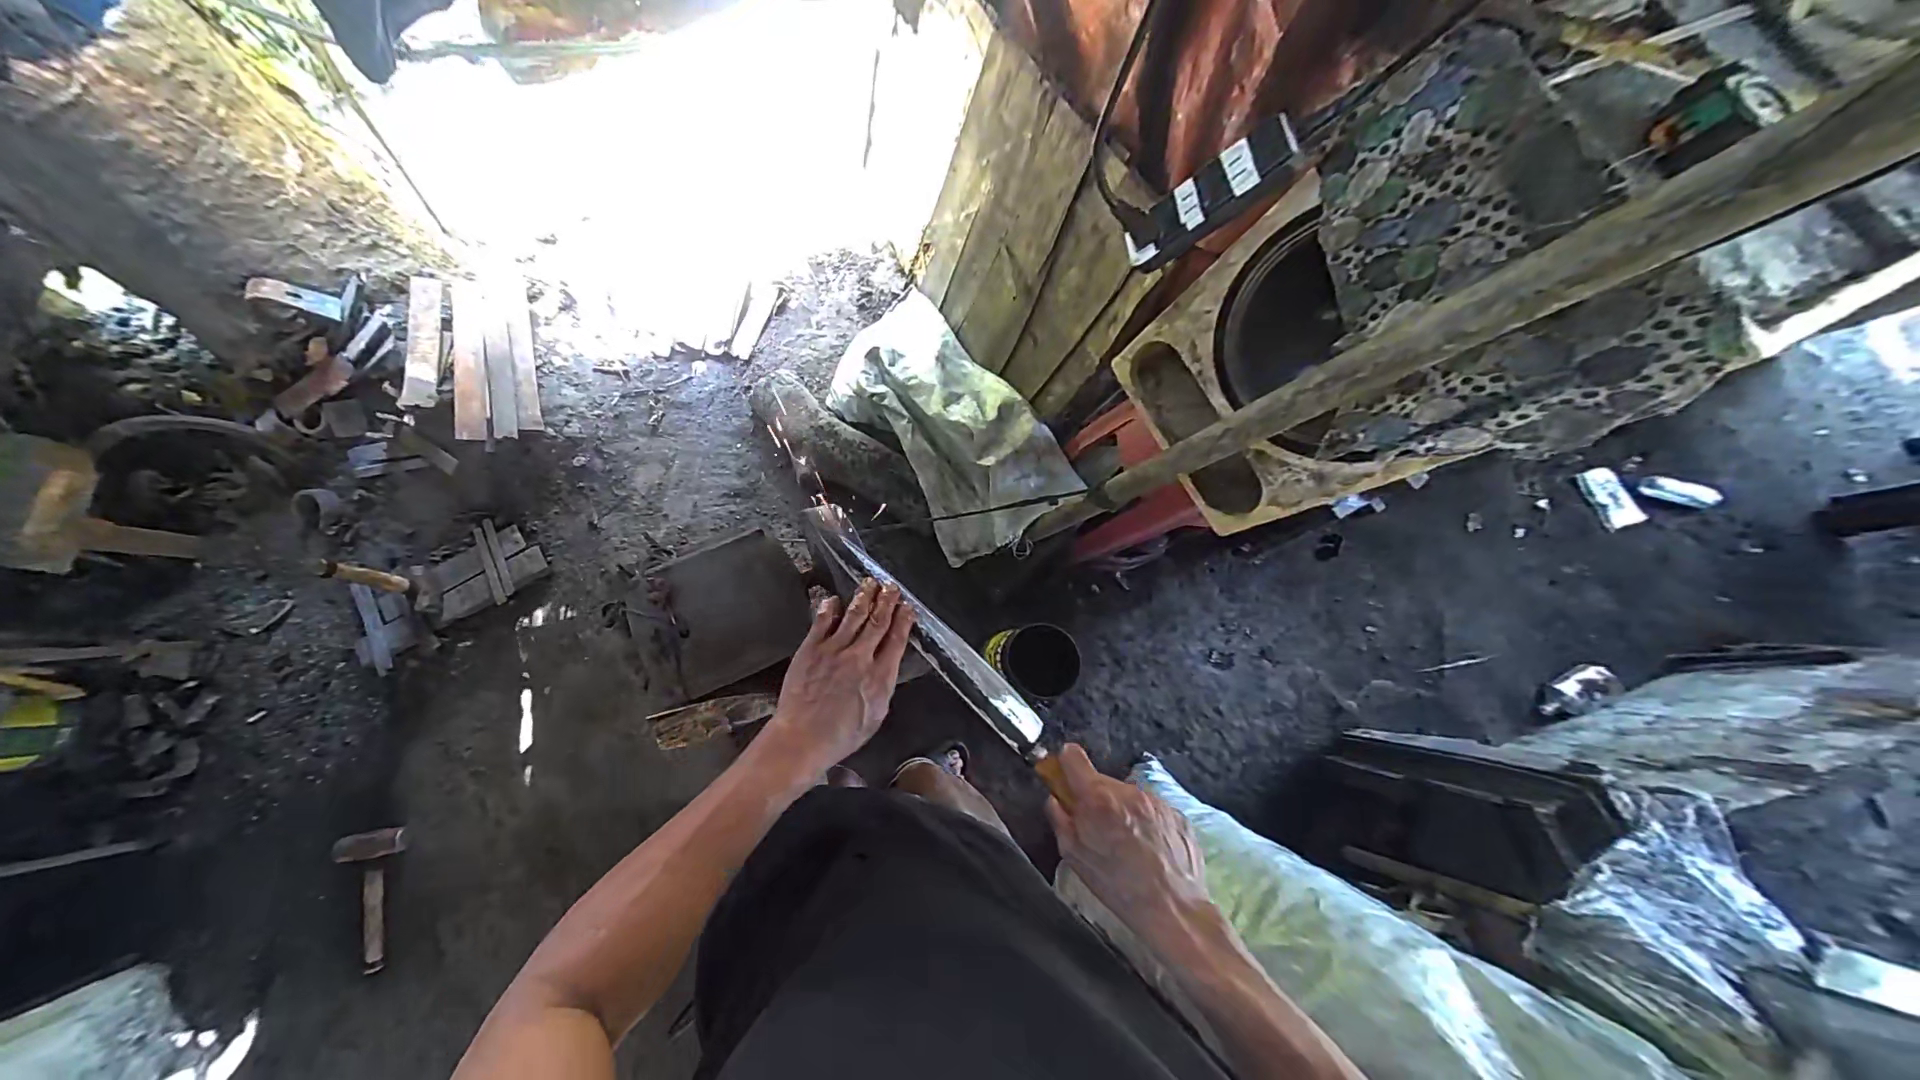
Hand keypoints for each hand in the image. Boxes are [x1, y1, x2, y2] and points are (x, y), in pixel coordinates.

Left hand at [753, 578, 914, 779]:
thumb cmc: (839, 736)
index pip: (896, 639)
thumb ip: (883, 687)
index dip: (903, 620)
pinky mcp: (811, 649)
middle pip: (877, 621)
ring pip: (853, 615)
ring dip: (863, 597)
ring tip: (870, 584)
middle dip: (887, 601)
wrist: (803, 737)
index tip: (907, 608)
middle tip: (891, 587)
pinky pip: (822, 622)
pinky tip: (833, 599)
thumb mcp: (876, 716)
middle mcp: (860, 657)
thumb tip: (886, 670)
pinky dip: (829, 608)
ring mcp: (834, 650)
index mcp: (879, 676)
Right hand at [1046, 744, 1210, 936]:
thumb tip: (1055, 799)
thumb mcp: (1074, 856)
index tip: (1065, 777)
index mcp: (1098, 798)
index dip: (1066, 764)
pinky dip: (1145, 821)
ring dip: (1121, 809)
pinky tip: (1148, 847)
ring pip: (1128, 795)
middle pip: (1102, 780)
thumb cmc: (1117, 887)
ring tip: (1127, 843)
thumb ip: (1060, 819)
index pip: (1073, 757)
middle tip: (1098, 827)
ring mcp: (1155, 800)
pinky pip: (1151, 808)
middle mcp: (1127, 791)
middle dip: (1095, 798)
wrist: (1173, 910)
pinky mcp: (1177, 813)